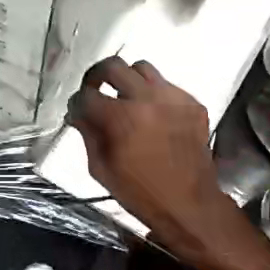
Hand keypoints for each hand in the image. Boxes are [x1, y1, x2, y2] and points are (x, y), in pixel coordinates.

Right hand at [69, 58, 269, 269]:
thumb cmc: (139, 192)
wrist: (189, 204)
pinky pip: (166, 85)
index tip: (77, 111)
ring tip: (125, 98)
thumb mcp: (100, 168)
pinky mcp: (193, 103)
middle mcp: (148, 99)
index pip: (87, 95)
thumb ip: (88, 134)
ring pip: (142, 68)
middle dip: (96, 76)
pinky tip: (151, 114)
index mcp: (121, 118)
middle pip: (113, 66)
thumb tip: (79, 115)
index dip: (77, 103)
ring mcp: (174, 98)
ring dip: (127, 79)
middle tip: (94, 89)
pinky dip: (153, 93)